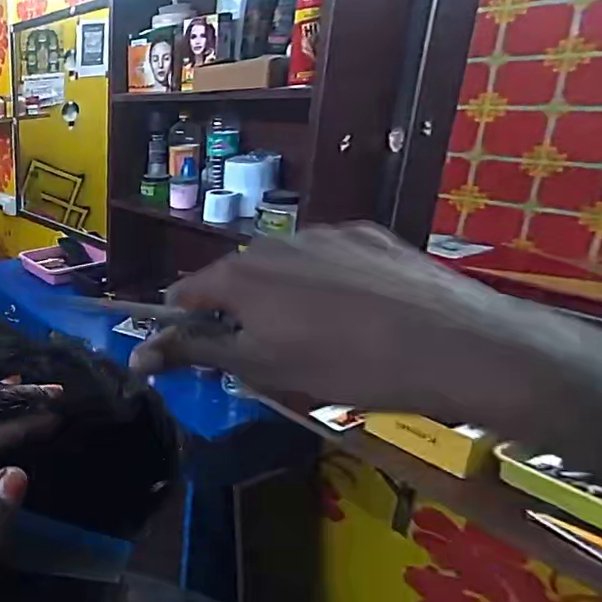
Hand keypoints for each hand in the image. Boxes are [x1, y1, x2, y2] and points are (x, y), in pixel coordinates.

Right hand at [128, 223, 577, 425]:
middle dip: (237, 313)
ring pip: (280, 268)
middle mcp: (271, 242)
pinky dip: (326, 283)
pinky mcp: (369, 235)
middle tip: (270, 354)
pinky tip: (361, 312)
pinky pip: (327, 259)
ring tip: (323, 335)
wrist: (465, 348)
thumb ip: (192, 352)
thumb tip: (135, 356)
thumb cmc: (344, 365)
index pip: (183, 294)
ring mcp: (323, 234)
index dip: (185, 325)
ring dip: (281, 297)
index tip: (206, 354)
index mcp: (237, 274)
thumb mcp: (259, 367)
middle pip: (232, 279)